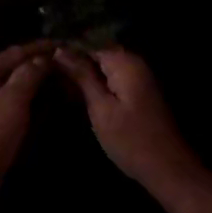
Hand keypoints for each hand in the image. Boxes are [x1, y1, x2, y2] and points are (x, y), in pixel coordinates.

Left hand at [0, 41, 54, 212]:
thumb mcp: (10, 102)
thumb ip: (28, 75)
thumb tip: (44, 57)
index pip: (17, 51)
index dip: (43, 47)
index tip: (70, 43)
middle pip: (19, 69)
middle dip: (46, 66)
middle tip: (75, 66)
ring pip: (22, 89)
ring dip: (45, 85)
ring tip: (71, 83)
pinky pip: (21, 108)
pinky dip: (38, 104)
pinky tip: (56, 105)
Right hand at [55, 48, 202, 194]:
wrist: (169, 170)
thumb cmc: (131, 140)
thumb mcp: (100, 108)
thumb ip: (82, 76)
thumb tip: (61, 49)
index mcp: (125, 61)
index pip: (88, 42)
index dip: (65, 49)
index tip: (42, 57)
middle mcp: (133, 62)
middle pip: (96, 52)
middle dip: (73, 61)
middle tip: (45, 71)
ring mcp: (138, 76)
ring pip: (102, 66)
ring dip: (82, 73)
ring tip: (54, 82)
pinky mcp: (138, 91)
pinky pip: (111, 78)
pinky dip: (95, 83)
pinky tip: (76, 93)